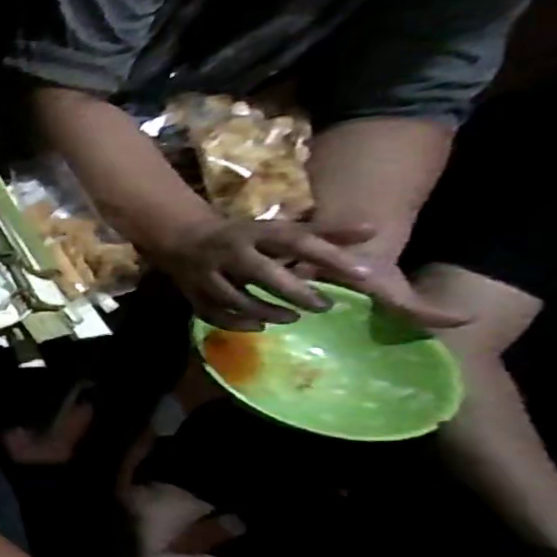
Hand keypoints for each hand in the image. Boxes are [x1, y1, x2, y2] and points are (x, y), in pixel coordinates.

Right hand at [162, 217, 371, 329]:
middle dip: (293, 291)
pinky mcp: (193, 293)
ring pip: (234, 297)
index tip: (363, 275)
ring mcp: (206, 274)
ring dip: (265, 310)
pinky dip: (235, 322)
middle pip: (260, 273)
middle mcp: (228, 253)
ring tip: (292, 318)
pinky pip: (212, 312)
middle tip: (324, 306)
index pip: (295, 241)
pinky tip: (258, 326)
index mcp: (254, 233)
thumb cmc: (243, 237)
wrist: (183, 241)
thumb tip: (373, 230)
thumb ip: (323, 233)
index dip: (328, 257)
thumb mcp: (278, 229)